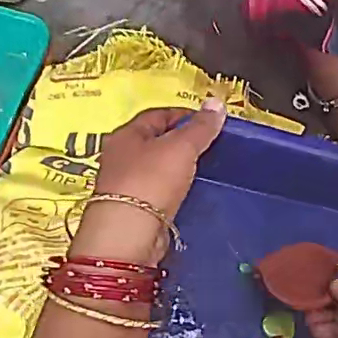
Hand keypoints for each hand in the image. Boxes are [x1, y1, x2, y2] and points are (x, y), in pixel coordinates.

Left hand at [76, 98, 225, 263]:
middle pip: (155, 141)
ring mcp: (125, 185)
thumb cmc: (151, 181)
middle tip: (209, 144)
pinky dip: (174, 188)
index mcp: (126, 135)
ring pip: (156, 168)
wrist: (130, 234)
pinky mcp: (133, 210)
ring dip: (177, 167)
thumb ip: (200, 127)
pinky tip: (189, 192)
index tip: (209, 121)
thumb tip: (216, 103)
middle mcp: (120, 157)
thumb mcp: (181, 147)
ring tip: (204, 168)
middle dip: (181, 141)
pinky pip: (158, 191)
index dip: (184, 114)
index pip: (157, 114)